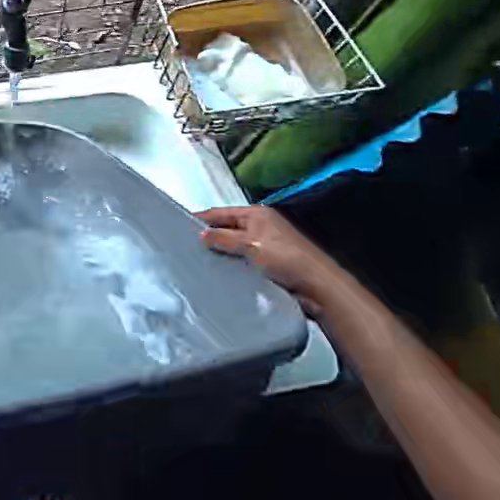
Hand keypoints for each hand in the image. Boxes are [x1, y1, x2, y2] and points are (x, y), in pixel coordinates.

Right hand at [194, 206, 347, 312]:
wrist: (320, 288)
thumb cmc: (285, 259)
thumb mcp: (251, 246)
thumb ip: (223, 239)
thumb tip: (200, 235)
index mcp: (256, 214)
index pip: (220, 212)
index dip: (201, 218)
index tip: (179, 225)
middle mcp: (261, 226)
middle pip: (226, 228)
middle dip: (209, 236)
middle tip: (185, 247)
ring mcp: (266, 245)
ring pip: (234, 246)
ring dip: (221, 253)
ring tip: (197, 262)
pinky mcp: (270, 264)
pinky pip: (243, 260)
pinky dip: (232, 265)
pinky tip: (219, 274)